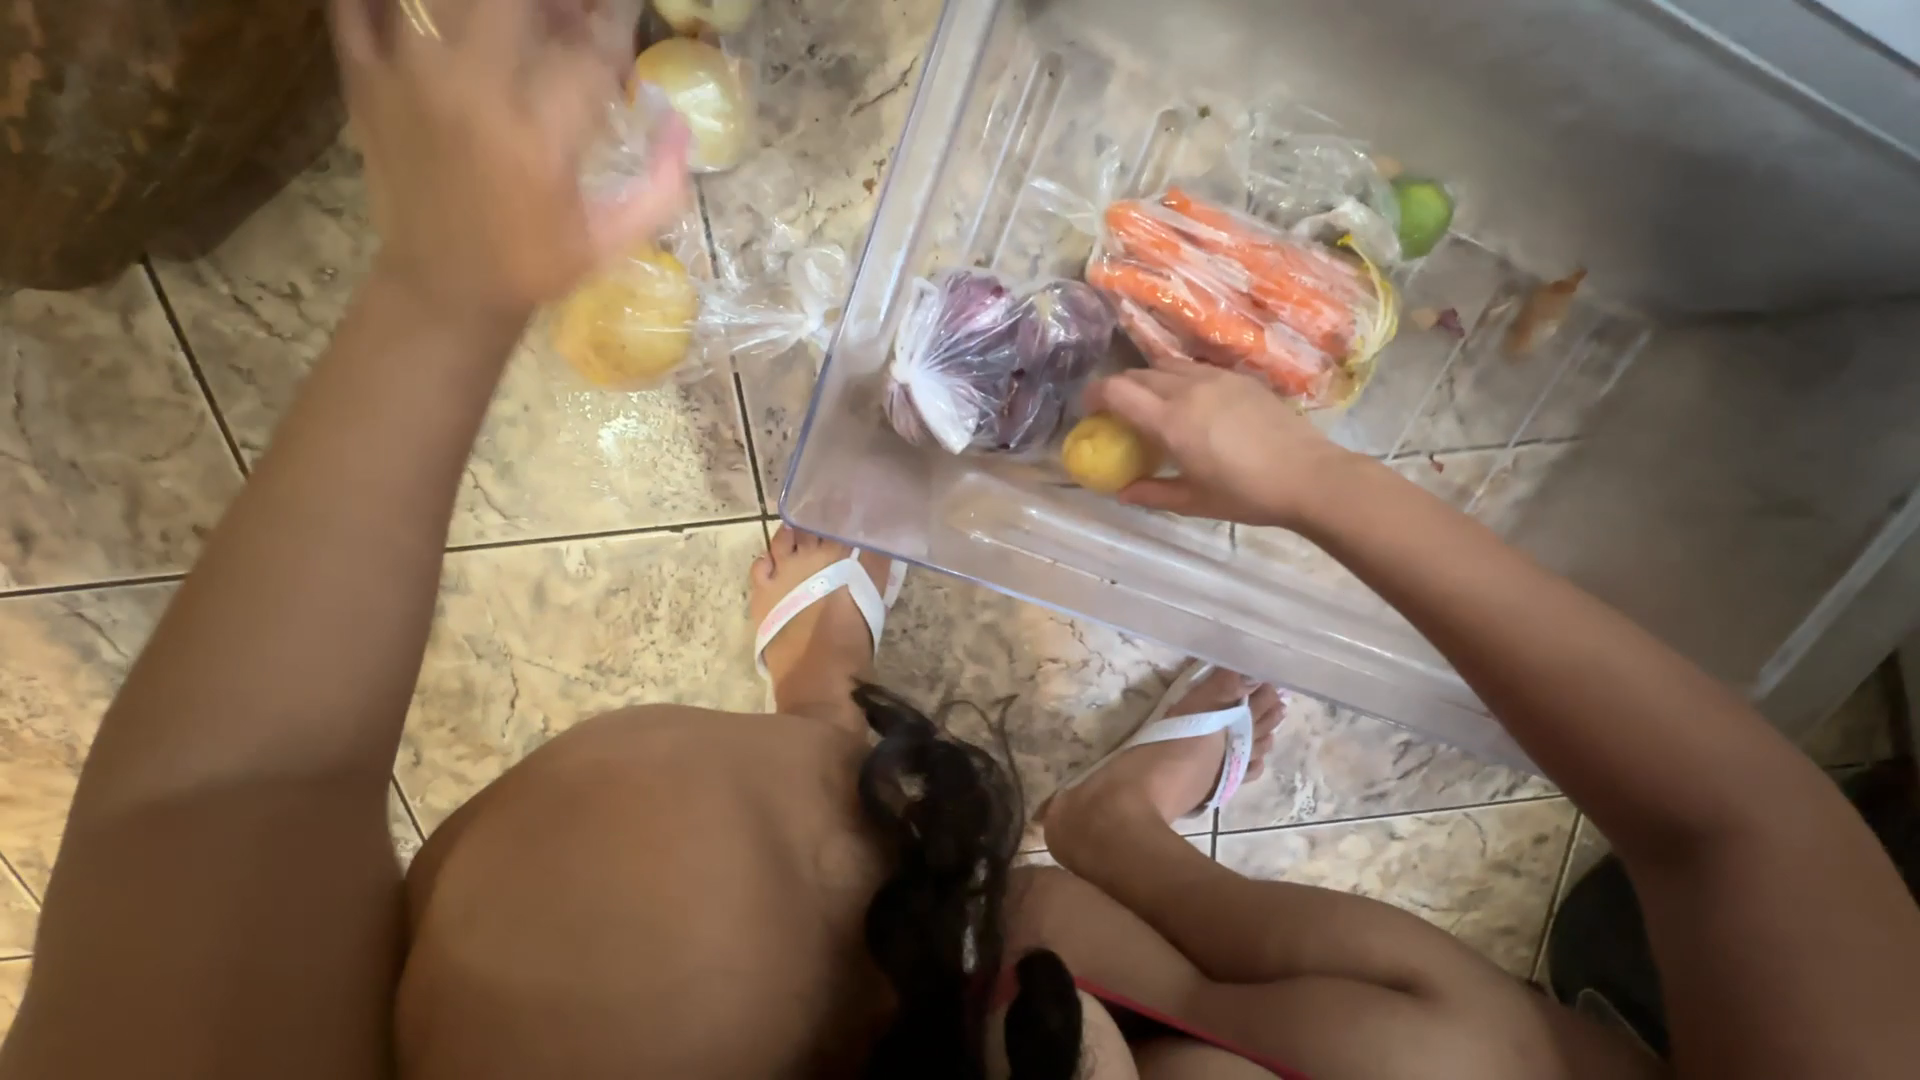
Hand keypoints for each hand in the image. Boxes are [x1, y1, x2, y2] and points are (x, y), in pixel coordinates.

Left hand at [331, 0, 690, 316]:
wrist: (444, 288)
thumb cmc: (535, 265)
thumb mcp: (613, 240)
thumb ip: (661, 186)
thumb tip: (681, 124)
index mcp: (540, 137)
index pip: (590, 50)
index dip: (614, 28)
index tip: (621, 26)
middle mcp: (471, 90)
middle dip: (555, 1)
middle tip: (565, 16)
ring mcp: (407, 74)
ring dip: (491, 4)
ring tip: (513, 21)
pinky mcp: (363, 74)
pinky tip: (440, 18)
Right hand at [1084, 358, 1360, 526]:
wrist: (1309, 476)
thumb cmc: (1247, 494)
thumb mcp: (1194, 502)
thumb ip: (1152, 493)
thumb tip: (1122, 492)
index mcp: (1171, 421)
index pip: (1117, 391)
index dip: (1094, 396)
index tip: (1088, 410)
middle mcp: (1188, 390)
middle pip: (1138, 374)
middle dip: (1118, 388)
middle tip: (1115, 412)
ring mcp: (1216, 379)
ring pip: (1166, 366)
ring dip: (1148, 381)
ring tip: (1151, 404)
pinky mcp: (1240, 378)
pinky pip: (1194, 369)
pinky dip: (1177, 380)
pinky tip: (1188, 403)